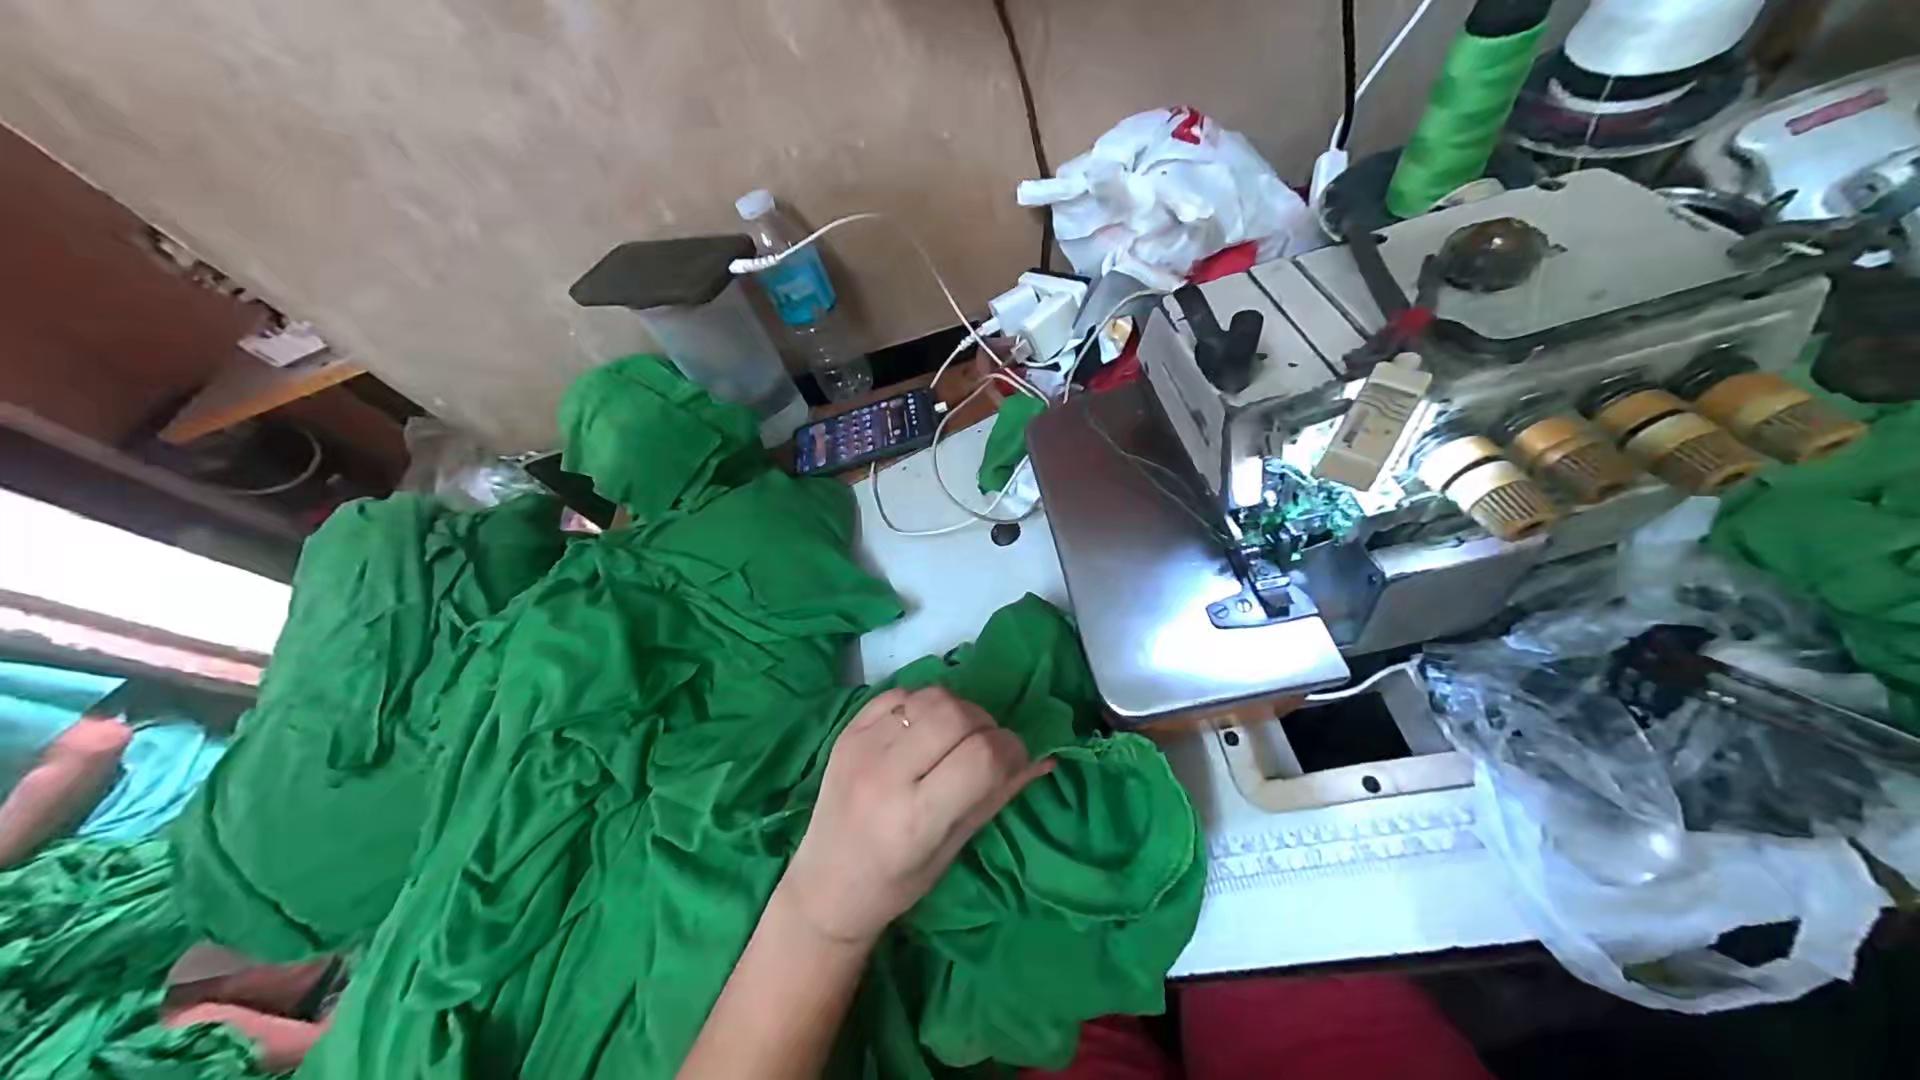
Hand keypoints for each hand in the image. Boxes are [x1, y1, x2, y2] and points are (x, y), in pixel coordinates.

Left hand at [778, 688, 1051, 945]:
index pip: (982, 757)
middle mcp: (885, 775)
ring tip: (954, 738)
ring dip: (956, 710)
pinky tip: (922, 730)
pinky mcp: (847, 731)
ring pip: (931, 696)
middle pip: (957, 715)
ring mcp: (861, 747)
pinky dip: (922, 704)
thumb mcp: (953, 849)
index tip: (1014, 760)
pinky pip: (900, 692)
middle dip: (986, 725)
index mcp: (915, 819)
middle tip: (985, 747)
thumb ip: (997, 796)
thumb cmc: (896, 883)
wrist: (824, 885)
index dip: (1011, 750)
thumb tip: (1043, 758)